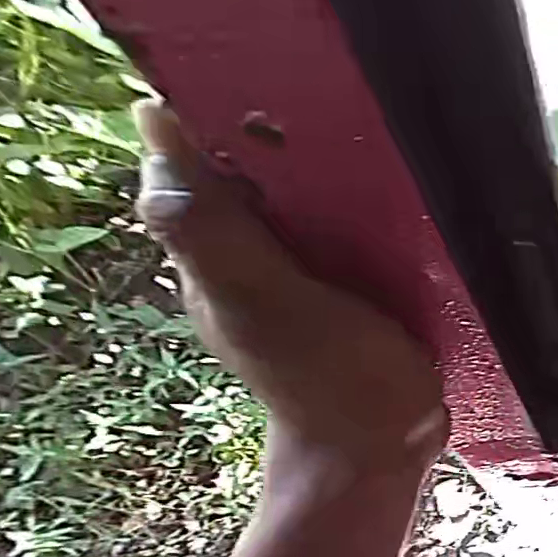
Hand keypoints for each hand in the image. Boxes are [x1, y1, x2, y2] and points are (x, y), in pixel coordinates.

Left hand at [134, 102, 446, 478]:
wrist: (385, 448)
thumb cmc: (336, 380)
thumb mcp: (272, 305)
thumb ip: (214, 231)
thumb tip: (156, 127)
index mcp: (215, 255)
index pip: (197, 164)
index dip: (226, 124)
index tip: (288, 108)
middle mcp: (247, 263)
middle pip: (254, 184)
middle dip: (292, 154)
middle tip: (355, 144)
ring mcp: (300, 286)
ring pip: (306, 216)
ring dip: (337, 195)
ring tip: (388, 182)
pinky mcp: (347, 302)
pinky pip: (347, 249)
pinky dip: (367, 232)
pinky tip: (401, 233)